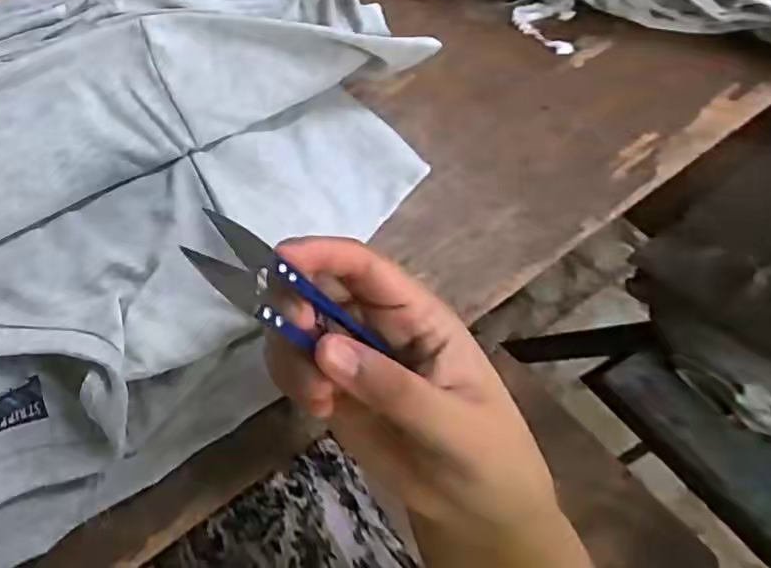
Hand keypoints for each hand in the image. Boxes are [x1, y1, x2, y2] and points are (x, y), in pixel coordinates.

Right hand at [264, 238, 588, 566]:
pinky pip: (290, 358)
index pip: (361, 265)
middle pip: (316, 282)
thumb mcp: (455, 428)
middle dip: (293, 300)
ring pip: (295, 319)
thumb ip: (393, 387)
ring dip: (290, 348)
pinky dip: (290, 376)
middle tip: (297, 336)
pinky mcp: (328, 379)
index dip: (320, 252)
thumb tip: (324, 348)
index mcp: (414, 312)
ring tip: (317, 396)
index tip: (281, 259)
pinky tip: (317, 408)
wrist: (480, 518)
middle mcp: (373, 319)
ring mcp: (347, 348)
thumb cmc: (489, 461)